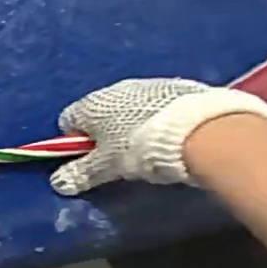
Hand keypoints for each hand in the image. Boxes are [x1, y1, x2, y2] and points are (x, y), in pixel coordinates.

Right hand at [50, 79, 266, 195]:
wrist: (208, 132)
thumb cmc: (140, 149)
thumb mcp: (106, 168)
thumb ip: (79, 174)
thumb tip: (58, 183)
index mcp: (90, 105)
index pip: (69, 121)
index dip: (78, 141)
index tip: (92, 156)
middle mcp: (116, 89)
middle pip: (102, 112)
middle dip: (108, 130)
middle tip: (124, 153)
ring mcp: (152, 84)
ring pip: (134, 106)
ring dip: (137, 122)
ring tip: (155, 144)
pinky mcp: (187, 85)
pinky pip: (165, 103)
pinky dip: (165, 116)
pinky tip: (179, 133)